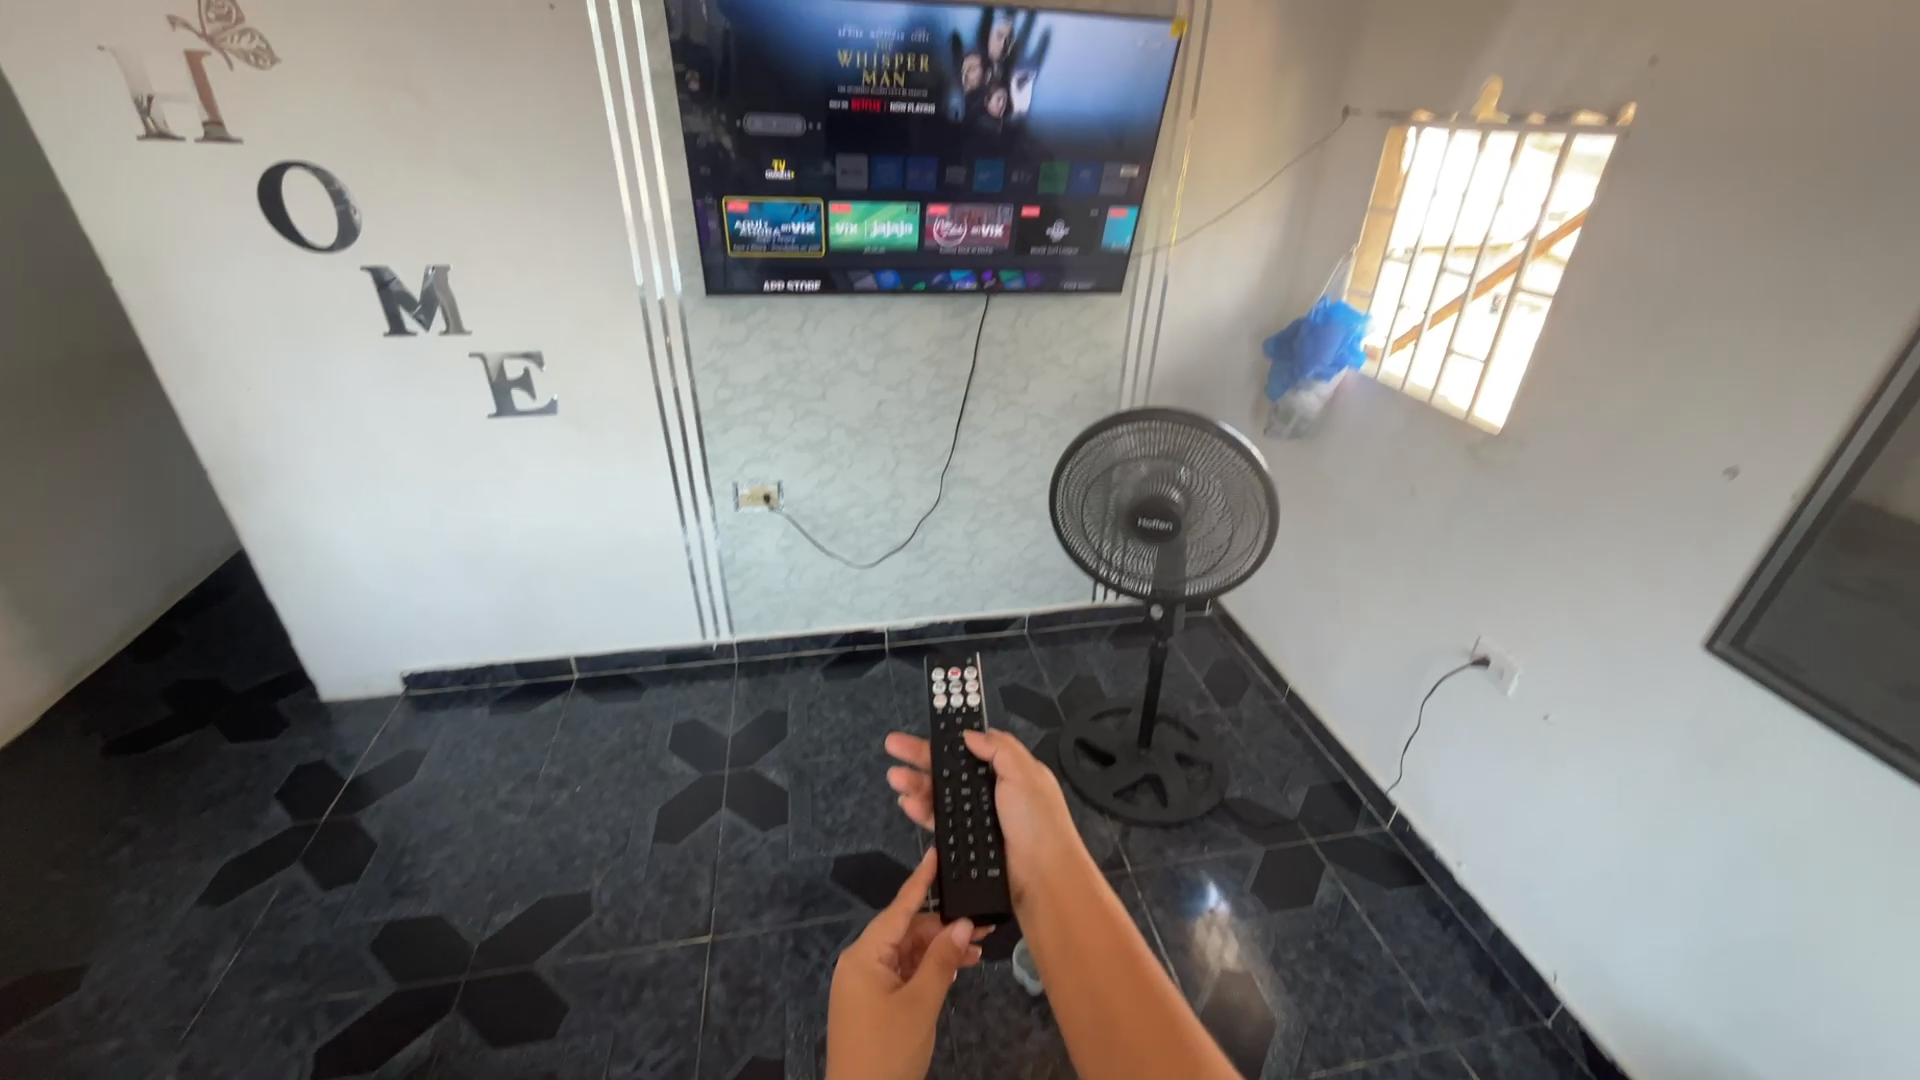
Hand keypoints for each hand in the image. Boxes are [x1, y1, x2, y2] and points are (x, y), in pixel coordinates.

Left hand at [826, 849, 986, 1079]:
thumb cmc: (887, 1052)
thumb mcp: (920, 1004)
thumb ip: (942, 960)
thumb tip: (962, 924)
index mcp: (864, 955)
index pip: (899, 907)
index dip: (920, 880)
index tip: (935, 853)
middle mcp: (861, 963)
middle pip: (907, 931)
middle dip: (943, 928)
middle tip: (981, 925)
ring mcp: (866, 985)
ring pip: (908, 954)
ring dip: (939, 952)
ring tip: (977, 950)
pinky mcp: (873, 1004)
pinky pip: (903, 974)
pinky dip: (928, 971)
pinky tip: (956, 969)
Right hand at [885, 729, 1087, 908]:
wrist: (1042, 876)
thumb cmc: (1036, 819)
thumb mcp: (1024, 772)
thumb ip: (998, 747)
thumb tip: (968, 735)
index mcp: (1007, 770)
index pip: (972, 748)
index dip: (949, 739)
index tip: (927, 729)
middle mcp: (989, 791)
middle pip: (949, 769)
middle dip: (921, 756)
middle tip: (893, 745)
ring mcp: (975, 816)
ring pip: (939, 793)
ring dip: (915, 782)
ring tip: (894, 776)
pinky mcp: (964, 840)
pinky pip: (938, 820)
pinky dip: (921, 810)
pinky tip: (906, 802)